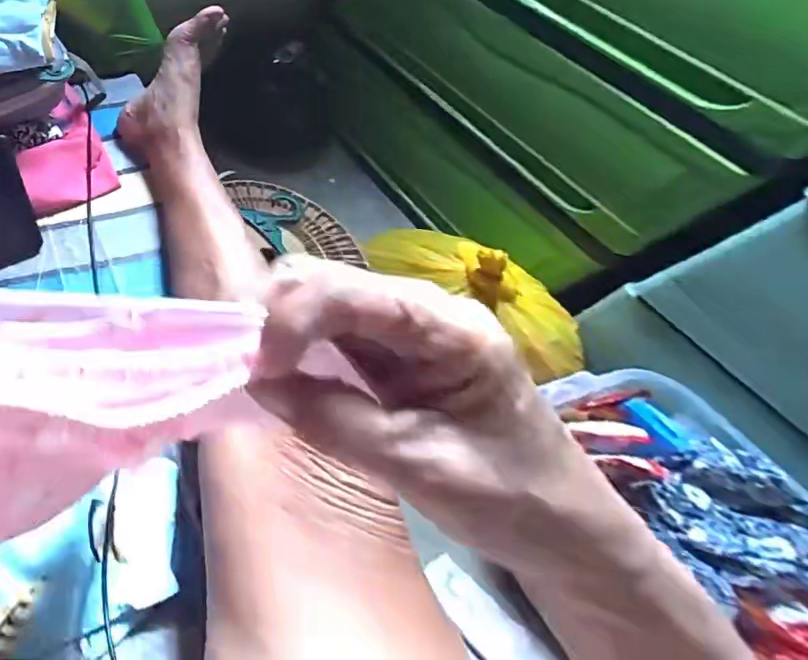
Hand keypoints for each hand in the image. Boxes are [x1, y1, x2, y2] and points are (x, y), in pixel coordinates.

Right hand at [247, 254, 621, 573]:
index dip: (291, 319)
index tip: (257, 369)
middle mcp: (418, 306)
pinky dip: (287, 339)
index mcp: (448, 327)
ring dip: (273, 323)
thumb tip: (257, 384)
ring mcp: (398, 320)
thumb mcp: (420, 469)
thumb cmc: (512, 502)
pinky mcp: (381, 341)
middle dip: (273, 314)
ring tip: (252, 366)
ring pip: (314, 292)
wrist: (563, 529)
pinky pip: (320, 322)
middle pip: (323, 277)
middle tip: (244, 366)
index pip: (349, 292)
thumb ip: (334, 421)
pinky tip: (274, 364)